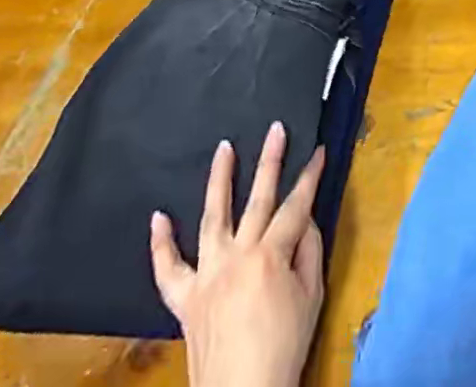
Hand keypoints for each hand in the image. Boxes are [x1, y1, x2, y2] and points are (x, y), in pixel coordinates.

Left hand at [150, 121, 326, 386]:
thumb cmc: (284, 346)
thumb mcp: (311, 296)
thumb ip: (310, 252)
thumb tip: (307, 220)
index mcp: (272, 255)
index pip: (296, 205)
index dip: (309, 177)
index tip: (317, 151)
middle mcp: (237, 255)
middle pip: (257, 198)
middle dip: (270, 160)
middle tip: (275, 129)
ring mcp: (207, 275)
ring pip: (212, 218)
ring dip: (218, 181)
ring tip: (224, 149)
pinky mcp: (184, 299)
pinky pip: (167, 269)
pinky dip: (161, 243)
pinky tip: (158, 216)